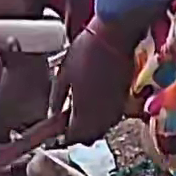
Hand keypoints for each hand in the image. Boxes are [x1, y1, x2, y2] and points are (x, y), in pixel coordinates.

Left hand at [50, 19, 135, 144]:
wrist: (115, 37)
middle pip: (86, 139)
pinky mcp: (122, 104)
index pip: (71, 138)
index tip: (56, 133)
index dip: (62, 137)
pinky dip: (100, 119)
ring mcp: (113, 114)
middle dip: (76, 134)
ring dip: (89, 128)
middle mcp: (100, 121)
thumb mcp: (63, 75)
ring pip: (99, 131)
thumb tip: (53, 113)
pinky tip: (94, 106)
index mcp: (83, 116)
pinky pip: (109, 120)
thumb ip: (57, 99)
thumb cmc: (87, 52)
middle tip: (67, 124)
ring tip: (80, 115)